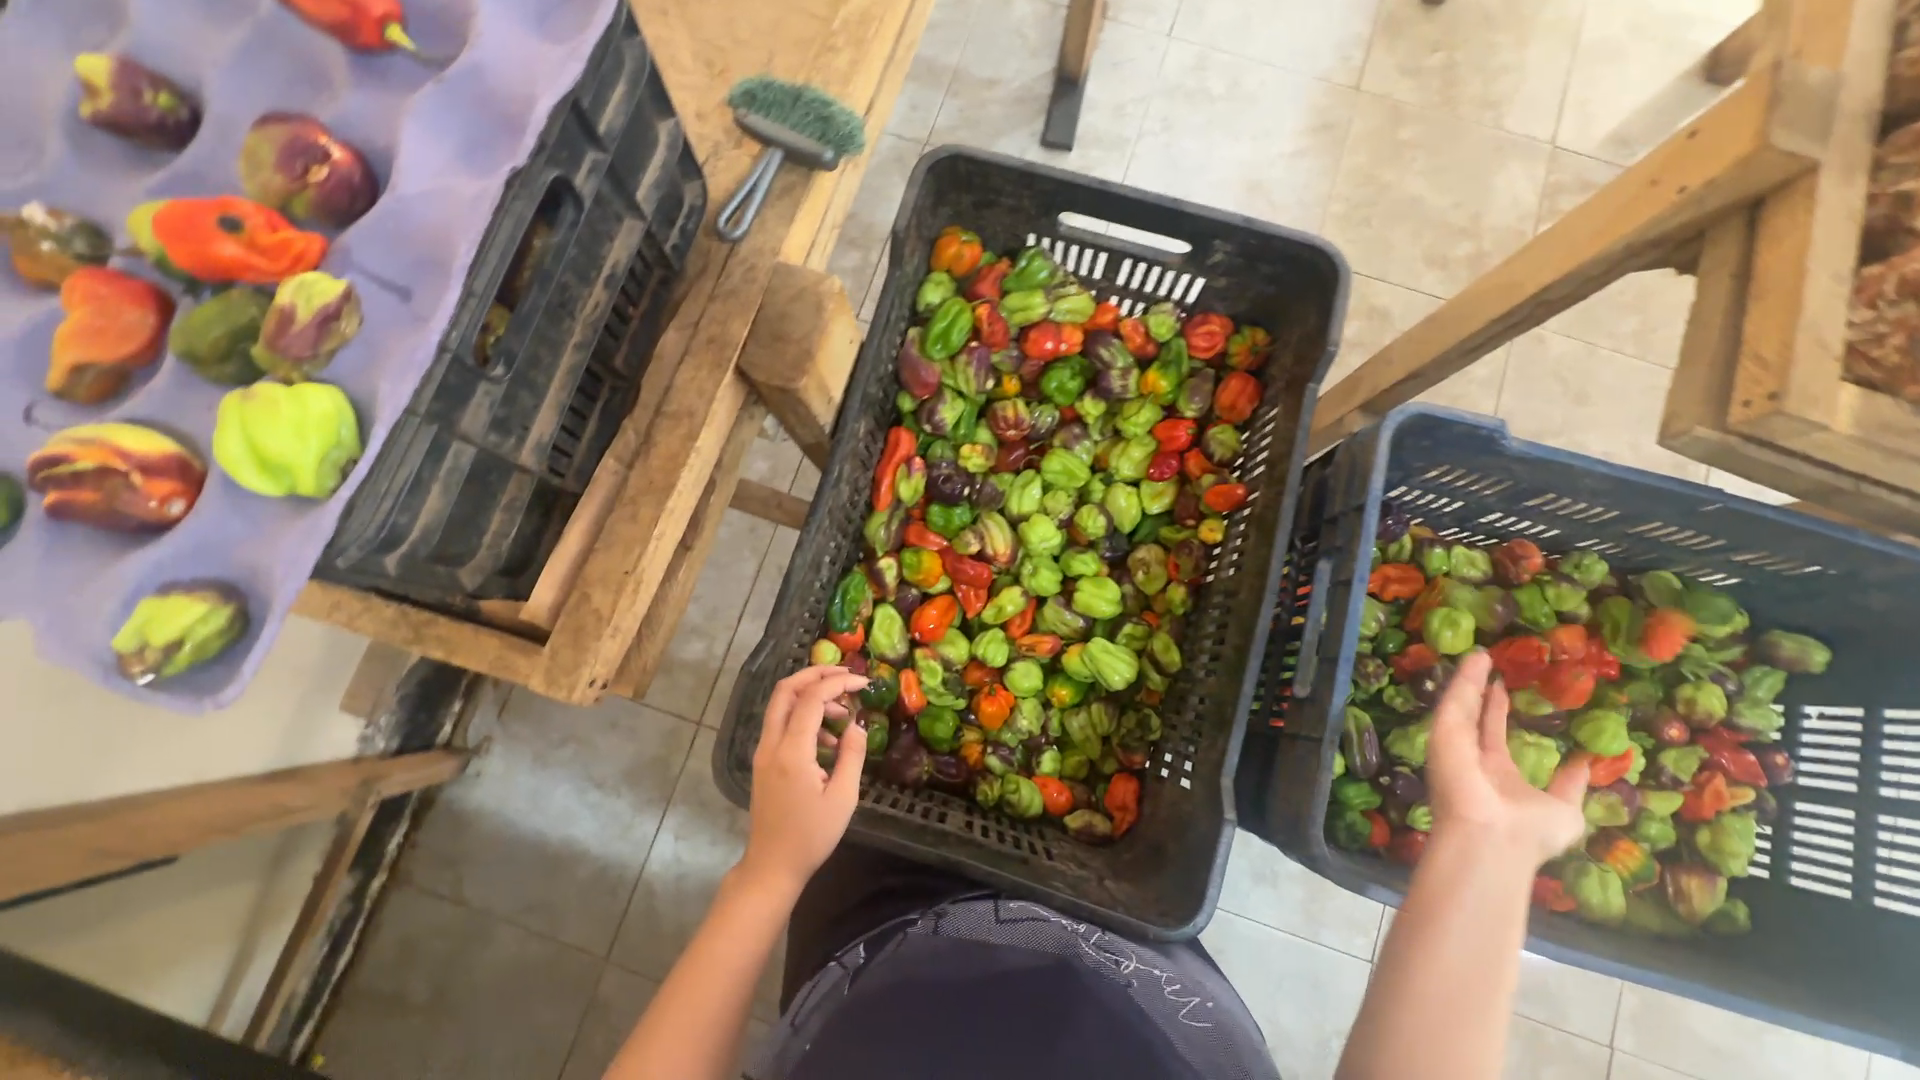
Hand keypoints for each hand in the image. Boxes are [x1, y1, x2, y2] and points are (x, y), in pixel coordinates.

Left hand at [739, 666, 868, 893]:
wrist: (772, 866)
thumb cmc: (811, 836)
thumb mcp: (843, 798)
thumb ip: (852, 755)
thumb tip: (857, 725)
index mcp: (792, 752)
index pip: (811, 698)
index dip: (838, 683)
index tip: (863, 683)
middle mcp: (771, 745)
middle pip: (786, 690)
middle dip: (816, 674)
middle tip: (845, 675)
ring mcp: (762, 752)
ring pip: (780, 705)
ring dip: (810, 696)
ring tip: (842, 715)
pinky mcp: (763, 762)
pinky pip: (780, 724)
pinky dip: (803, 716)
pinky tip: (827, 739)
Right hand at [1426, 650, 1587, 868]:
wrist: (1496, 840)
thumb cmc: (1529, 833)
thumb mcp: (1565, 810)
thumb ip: (1570, 785)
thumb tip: (1584, 763)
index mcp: (1497, 773)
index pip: (1493, 736)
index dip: (1498, 713)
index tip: (1503, 689)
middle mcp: (1472, 757)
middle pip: (1474, 717)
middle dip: (1479, 693)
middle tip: (1488, 667)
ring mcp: (1456, 744)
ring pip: (1462, 706)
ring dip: (1469, 680)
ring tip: (1480, 655)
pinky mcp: (1444, 734)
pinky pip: (1455, 702)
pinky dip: (1464, 680)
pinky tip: (1476, 660)